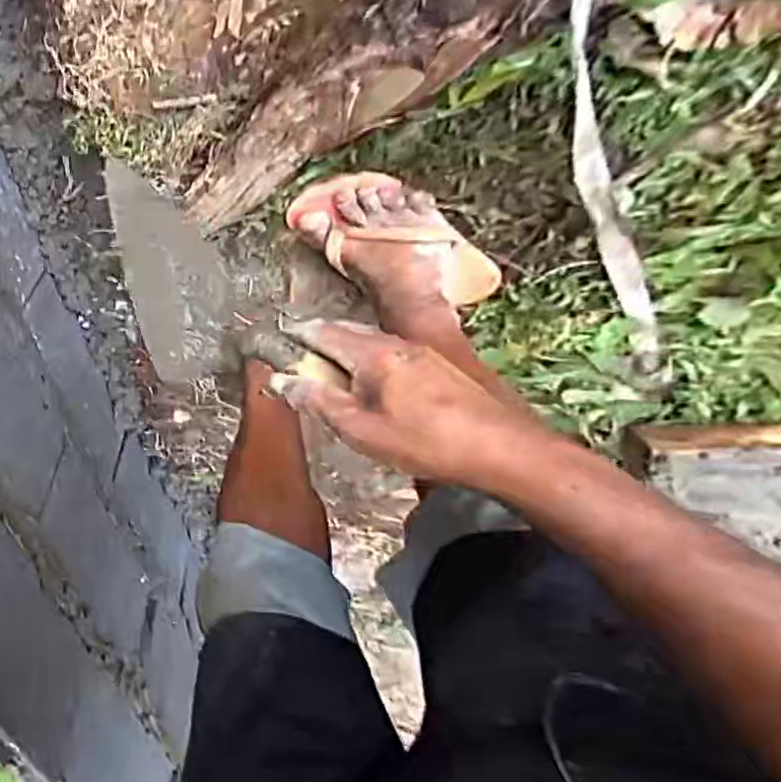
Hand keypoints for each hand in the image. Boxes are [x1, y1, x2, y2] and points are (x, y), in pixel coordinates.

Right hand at [269, 319, 554, 487]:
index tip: (274, 342)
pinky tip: (368, 381)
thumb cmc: (425, 442)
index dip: (294, 335)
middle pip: (346, 330)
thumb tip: (280, 379)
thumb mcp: (358, 428)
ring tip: (327, 370)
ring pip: (371, 340)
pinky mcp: (441, 365)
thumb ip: (316, 401)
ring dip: (344, 348)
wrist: (506, 451)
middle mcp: (398, 343)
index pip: (321, 332)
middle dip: (317, 338)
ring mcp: (424, 351)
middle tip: (296, 356)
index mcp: (373, 354)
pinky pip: (391, 350)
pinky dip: (368, 357)